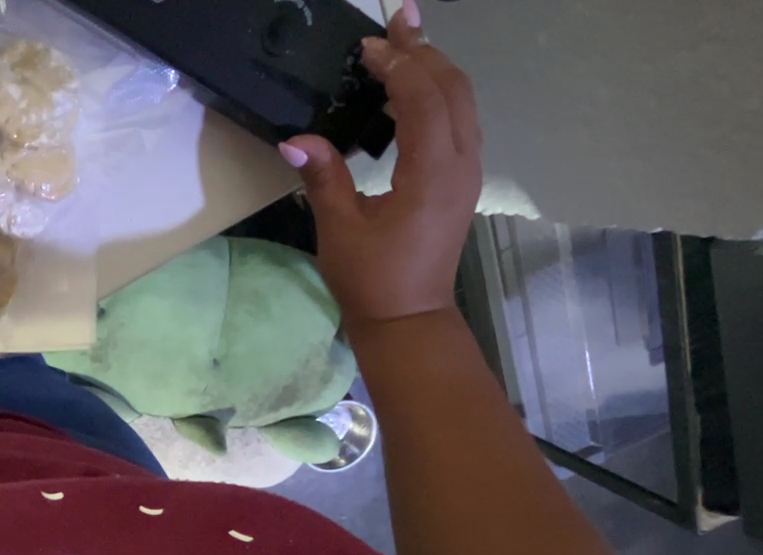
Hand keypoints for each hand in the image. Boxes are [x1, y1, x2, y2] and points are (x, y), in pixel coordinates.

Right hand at [279, 0, 481, 327]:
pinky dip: (438, 95)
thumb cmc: (371, 280)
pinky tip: (414, 90)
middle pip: (453, 87)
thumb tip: (295, 138)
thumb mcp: (339, 229)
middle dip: (425, 50)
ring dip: (435, 68)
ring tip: (408, 41)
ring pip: (462, 101)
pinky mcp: (460, 180)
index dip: (397, 66)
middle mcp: (461, 162)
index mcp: (433, 172)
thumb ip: (323, 177)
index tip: (368, 48)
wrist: (407, 318)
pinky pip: (458, 121)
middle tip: (398, 21)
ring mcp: (467, 171)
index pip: (422, 98)